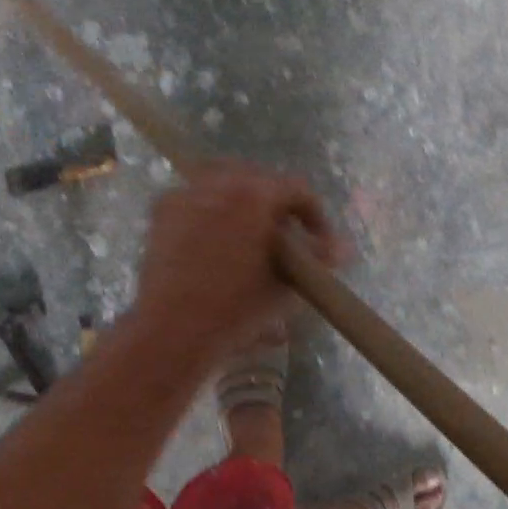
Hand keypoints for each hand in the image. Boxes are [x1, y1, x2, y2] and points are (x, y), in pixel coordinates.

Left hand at [133, 162, 344, 359]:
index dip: (314, 216)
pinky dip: (212, 209)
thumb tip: (343, 247)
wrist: (173, 328)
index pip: (298, 190)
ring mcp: (188, 192)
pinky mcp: (164, 209)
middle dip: (277, 207)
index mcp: (256, 195)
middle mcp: (221, 182)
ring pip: (225, 182)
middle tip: (285, 239)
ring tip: (251, 237)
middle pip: (260, 180)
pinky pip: (197, 196)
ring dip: (244, 204)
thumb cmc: (236, 310)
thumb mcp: (286, 287)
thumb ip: (317, 260)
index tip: (319, 243)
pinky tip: (216, 239)